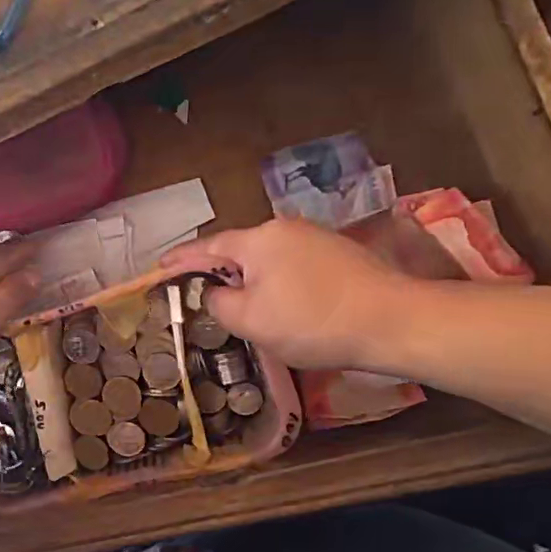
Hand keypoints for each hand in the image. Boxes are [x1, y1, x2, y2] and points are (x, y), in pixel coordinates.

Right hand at [163, 219, 423, 370]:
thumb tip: (216, 293)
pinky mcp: (338, 254)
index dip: (180, 259)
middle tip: (199, 293)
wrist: (391, 321)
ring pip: (266, 258)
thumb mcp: (250, 321)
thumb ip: (219, 303)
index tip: (159, 267)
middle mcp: (284, 229)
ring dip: (248, 278)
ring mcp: (315, 238)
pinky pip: (290, 265)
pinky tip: (279, 303)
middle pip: (238, 250)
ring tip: (239, 304)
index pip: (207, 247)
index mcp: (257, 240)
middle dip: (216, 270)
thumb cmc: (310, 322)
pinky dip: (275, 282)